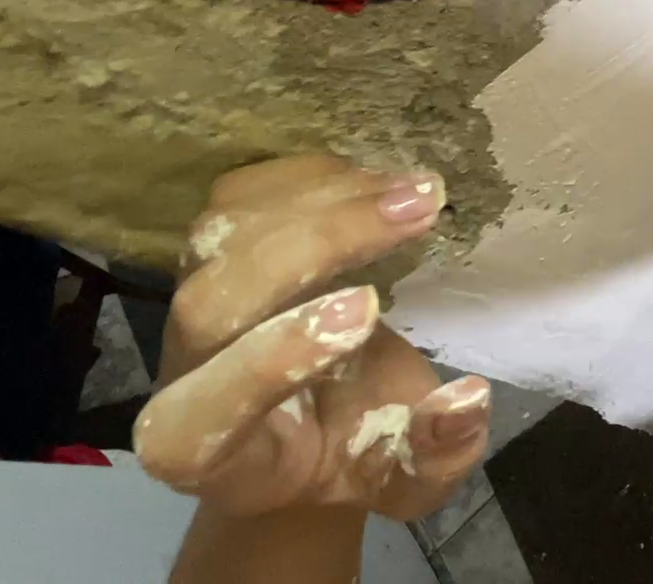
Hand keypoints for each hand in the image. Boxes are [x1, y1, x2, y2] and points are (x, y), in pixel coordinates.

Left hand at [134, 155, 489, 520]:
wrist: (310, 415)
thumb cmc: (351, 452)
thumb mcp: (405, 477)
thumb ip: (437, 454)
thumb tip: (469, 396)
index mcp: (210, 451)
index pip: (204, 413)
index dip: (275, 359)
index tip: (370, 308)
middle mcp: (183, 369)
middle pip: (215, 298)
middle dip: (321, 244)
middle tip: (419, 209)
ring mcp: (192, 295)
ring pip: (228, 231)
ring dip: (326, 197)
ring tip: (414, 190)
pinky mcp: (217, 246)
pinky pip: (242, 194)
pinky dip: (314, 175)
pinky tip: (378, 180)